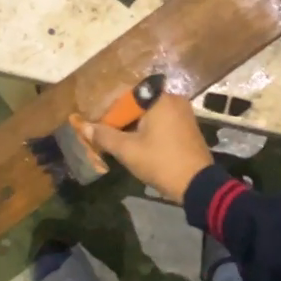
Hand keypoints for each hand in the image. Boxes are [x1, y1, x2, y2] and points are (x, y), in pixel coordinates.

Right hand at [88, 92, 213, 203]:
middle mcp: (173, 99)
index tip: (97, 126)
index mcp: (159, 99)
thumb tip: (84, 126)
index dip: (108, 110)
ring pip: (150, 114)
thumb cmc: (160, 162)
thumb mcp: (127, 150)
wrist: (197, 184)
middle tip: (106, 135)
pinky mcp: (188, 126)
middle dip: (120, 119)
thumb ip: (104, 135)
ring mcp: (183, 113)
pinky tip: (138, 145)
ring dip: (133, 126)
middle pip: (138, 104)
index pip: (125, 96)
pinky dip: (148, 130)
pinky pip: (162, 122)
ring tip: (118, 142)